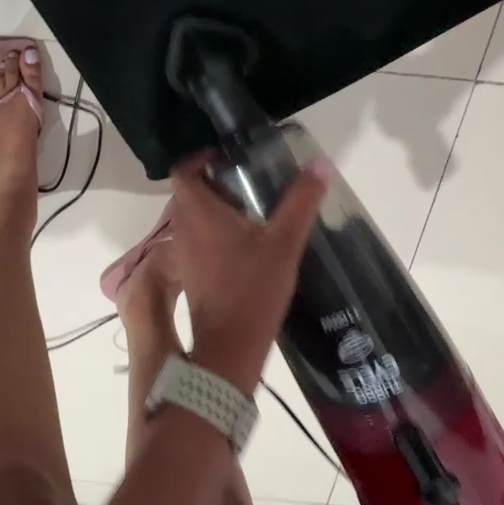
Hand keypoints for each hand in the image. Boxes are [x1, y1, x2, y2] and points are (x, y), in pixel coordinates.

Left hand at [168, 151, 332, 392]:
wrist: (230, 346)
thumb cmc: (252, 289)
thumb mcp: (283, 242)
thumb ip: (301, 201)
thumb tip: (320, 162)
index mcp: (197, 212)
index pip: (183, 171)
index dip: (201, 159)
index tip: (228, 158)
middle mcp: (183, 228)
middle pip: (189, 193)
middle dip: (215, 183)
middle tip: (248, 183)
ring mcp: (183, 252)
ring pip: (193, 218)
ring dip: (216, 209)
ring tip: (252, 211)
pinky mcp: (190, 273)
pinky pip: (197, 239)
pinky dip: (214, 232)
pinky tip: (247, 243)